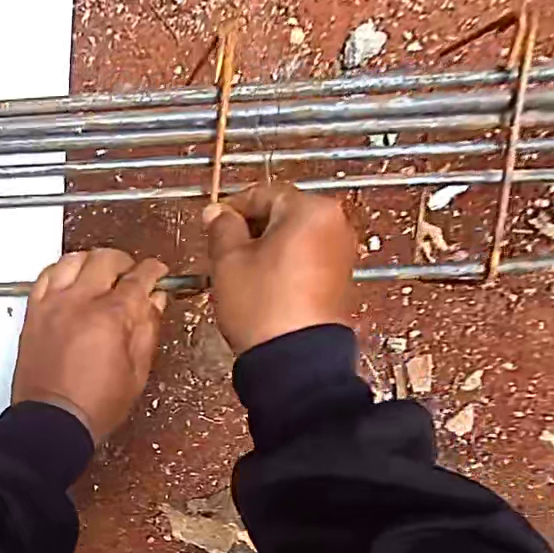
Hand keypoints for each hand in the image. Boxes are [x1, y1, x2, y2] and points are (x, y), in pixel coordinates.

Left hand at [11, 248, 169, 441]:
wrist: (52, 421)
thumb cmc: (94, 405)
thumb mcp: (137, 373)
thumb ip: (147, 330)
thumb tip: (155, 301)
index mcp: (110, 317)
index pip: (139, 278)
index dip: (154, 272)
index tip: (158, 273)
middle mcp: (79, 302)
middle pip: (106, 259)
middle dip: (125, 263)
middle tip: (132, 275)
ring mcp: (53, 304)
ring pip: (73, 259)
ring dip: (92, 261)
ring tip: (101, 274)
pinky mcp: (33, 313)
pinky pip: (45, 276)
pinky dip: (61, 271)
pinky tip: (71, 280)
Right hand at [202, 181, 353, 353]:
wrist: (293, 358)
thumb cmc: (261, 305)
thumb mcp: (228, 260)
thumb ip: (222, 227)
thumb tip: (217, 213)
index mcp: (310, 211)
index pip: (264, 194)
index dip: (232, 208)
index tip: (212, 224)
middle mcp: (334, 225)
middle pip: (282, 214)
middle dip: (250, 230)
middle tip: (222, 252)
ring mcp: (341, 254)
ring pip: (293, 239)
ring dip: (265, 249)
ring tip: (239, 273)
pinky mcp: (339, 281)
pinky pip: (305, 261)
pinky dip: (282, 266)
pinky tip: (261, 287)